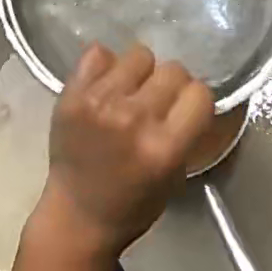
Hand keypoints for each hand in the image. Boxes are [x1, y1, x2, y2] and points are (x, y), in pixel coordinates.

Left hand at [28, 44, 214, 265]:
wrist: (75, 217)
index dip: (195, 100)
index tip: (184, 109)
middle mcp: (133, 119)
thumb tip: (188, 91)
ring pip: (140, 55)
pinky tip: (103, 86)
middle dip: (170, 85)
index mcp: (164, 148)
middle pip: (173, 70)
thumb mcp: (175, 175)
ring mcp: (100, 103)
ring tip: (128, 93)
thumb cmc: (133, 204)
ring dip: (139, 73)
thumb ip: (186, 130)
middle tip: (156, 103)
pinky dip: (104, 66)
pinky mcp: (72, 95)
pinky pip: (98, 53)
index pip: (199, 92)